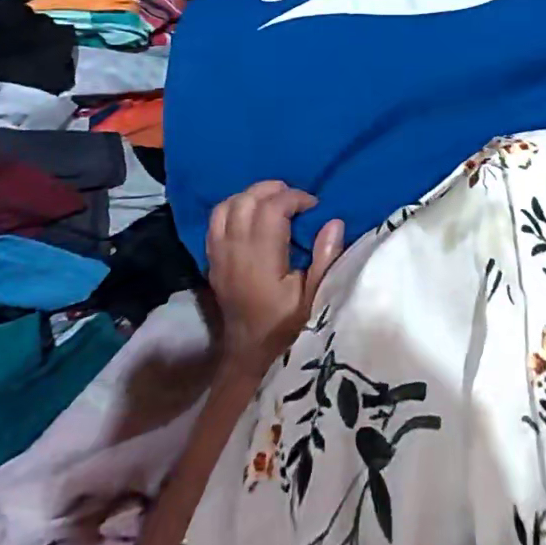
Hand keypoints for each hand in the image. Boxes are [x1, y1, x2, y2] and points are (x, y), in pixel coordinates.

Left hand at [206, 181, 343, 376]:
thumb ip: (324, 260)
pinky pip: (215, 221)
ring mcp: (219, 256)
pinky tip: (250, 212)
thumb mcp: (315, 300)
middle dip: (272, 190)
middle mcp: (235, 254)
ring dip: (251, 195)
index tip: (314, 205)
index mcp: (261, 262)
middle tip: (295, 196)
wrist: (249, 355)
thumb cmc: (287, 328)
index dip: (294, 198)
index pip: (271, 211)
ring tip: (274, 199)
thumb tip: (333, 221)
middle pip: (245, 202)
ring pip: (226, 207)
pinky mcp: (212, 260)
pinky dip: (233, 207)